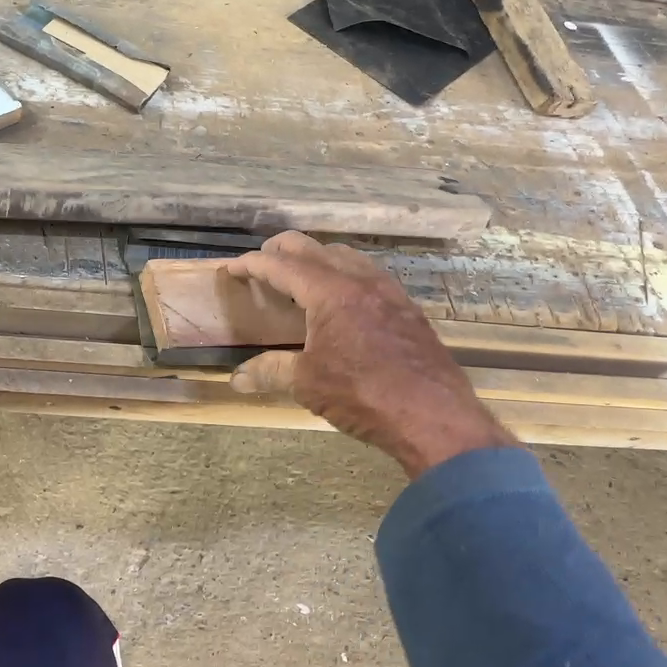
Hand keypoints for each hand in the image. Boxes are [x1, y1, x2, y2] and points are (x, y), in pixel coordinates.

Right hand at [225, 231, 517, 478]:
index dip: (252, 264)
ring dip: (317, 257)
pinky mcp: (408, 309)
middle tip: (261, 262)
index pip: (282, 266)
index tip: (232, 268)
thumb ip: (270, 372)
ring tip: (300, 274)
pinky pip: (369, 274)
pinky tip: (342, 297)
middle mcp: (361, 282)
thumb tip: (237, 378)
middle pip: (315, 249)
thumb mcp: (307, 383)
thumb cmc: (363, 394)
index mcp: (331, 293)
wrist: (434, 417)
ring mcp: (389, 293)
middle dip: (283, 250)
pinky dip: (345, 273)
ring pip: (347, 256)